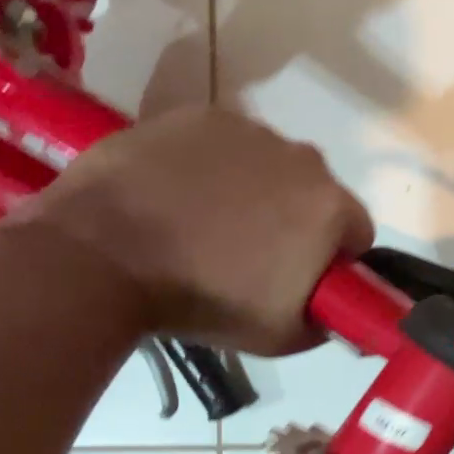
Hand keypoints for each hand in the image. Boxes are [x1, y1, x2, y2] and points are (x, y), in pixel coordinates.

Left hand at [6, 106, 372, 354]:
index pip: (356, 234)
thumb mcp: (282, 336)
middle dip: (295, 218)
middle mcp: (304, 159)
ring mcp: (248, 133)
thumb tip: (335, 311)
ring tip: (206, 220)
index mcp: (333, 208)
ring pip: (270, 165)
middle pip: (316, 193)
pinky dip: (210, 163)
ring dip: (255, 188)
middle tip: (250, 251)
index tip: (300, 277)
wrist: (97, 258)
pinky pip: (222, 143)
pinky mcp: (197, 116)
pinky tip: (179, 191)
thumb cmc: (202, 299)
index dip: (332, 258)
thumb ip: (326, 321)